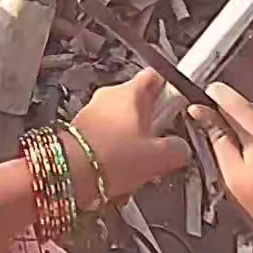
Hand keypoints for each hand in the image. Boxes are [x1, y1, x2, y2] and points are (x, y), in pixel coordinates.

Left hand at [70, 70, 193, 204]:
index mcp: (129, 92)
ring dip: (134, 146)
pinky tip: (121, 176)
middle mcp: (109, 97)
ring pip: (125, 125)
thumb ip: (178, 149)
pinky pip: (108, 140)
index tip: (179, 103)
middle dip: (153, 129)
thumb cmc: (110, 156)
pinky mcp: (82, 130)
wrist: (70, 172)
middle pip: (141, 106)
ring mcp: (93, 112)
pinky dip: (116, 155)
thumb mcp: (158, 157)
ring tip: (140, 170)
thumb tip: (182, 149)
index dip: (170, 88)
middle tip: (161, 149)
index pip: (155, 76)